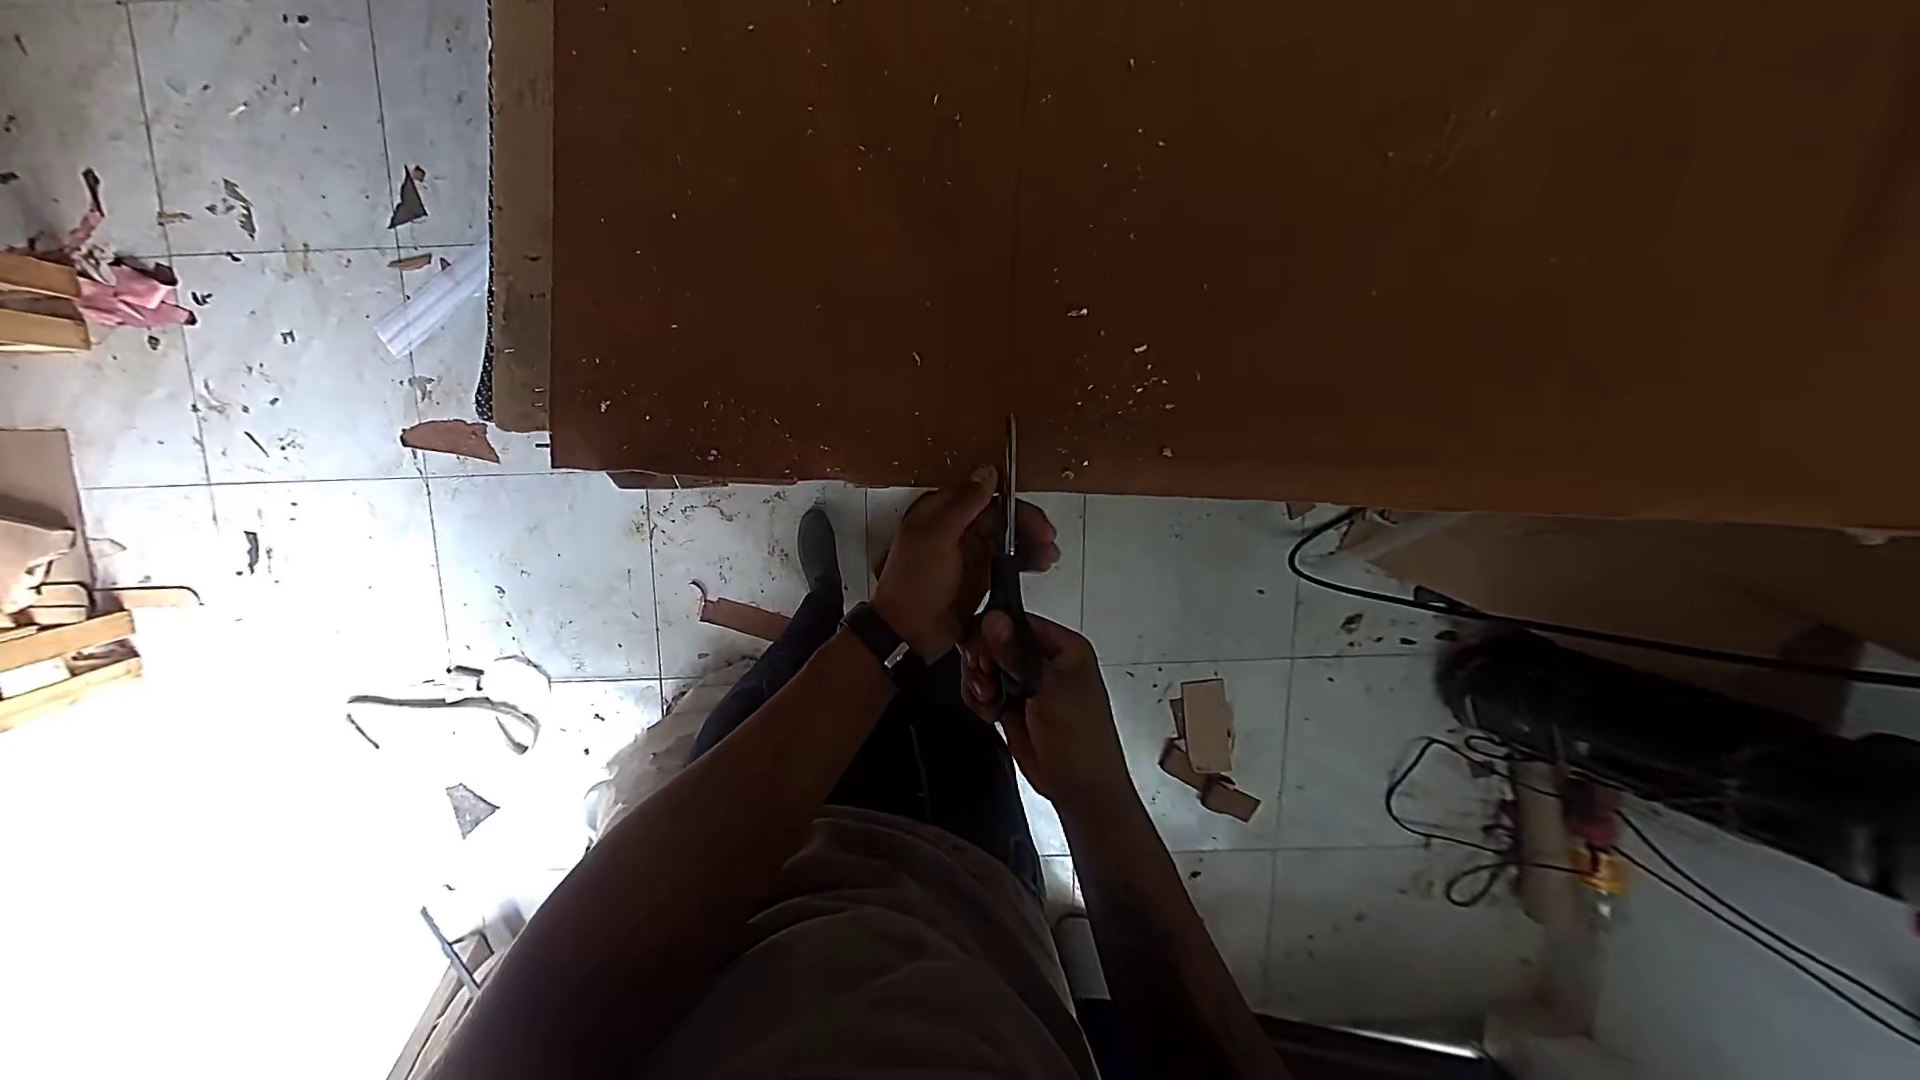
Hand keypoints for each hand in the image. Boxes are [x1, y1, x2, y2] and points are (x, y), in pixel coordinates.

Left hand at [871, 468, 1060, 657]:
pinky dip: (1024, 562)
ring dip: (1029, 544)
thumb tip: (986, 471)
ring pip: (1007, 539)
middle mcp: (956, 529)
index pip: (985, 497)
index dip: (1013, 505)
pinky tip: (1038, 566)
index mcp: (940, 513)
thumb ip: (963, 504)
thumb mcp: (936, 538)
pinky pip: (1006, 562)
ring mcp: (968, 554)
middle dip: (1027, 526)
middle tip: (1048, 540)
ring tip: (1049, 556)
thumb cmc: (913, 584)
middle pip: (1001, 518)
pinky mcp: (978, 577)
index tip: (1034, 519)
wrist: (907, 634)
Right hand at [961, 612, 1135, 816]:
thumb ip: (1014, 655)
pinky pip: (982, 688)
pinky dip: (978, 698)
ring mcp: (1025, 682)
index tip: (982, 655)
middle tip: (985, 681)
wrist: (1080, 787)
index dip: (993, 633)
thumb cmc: (1077, 734)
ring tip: (988, 701)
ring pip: (985, 665)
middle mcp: (1042, 659)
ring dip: (978, 681)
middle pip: (995, 642)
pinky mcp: (1011, 703)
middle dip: (983, 661)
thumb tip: (990, 617)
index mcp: (1061, 646)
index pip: (1017, 622)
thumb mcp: (1047, 690)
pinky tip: (987, 713)